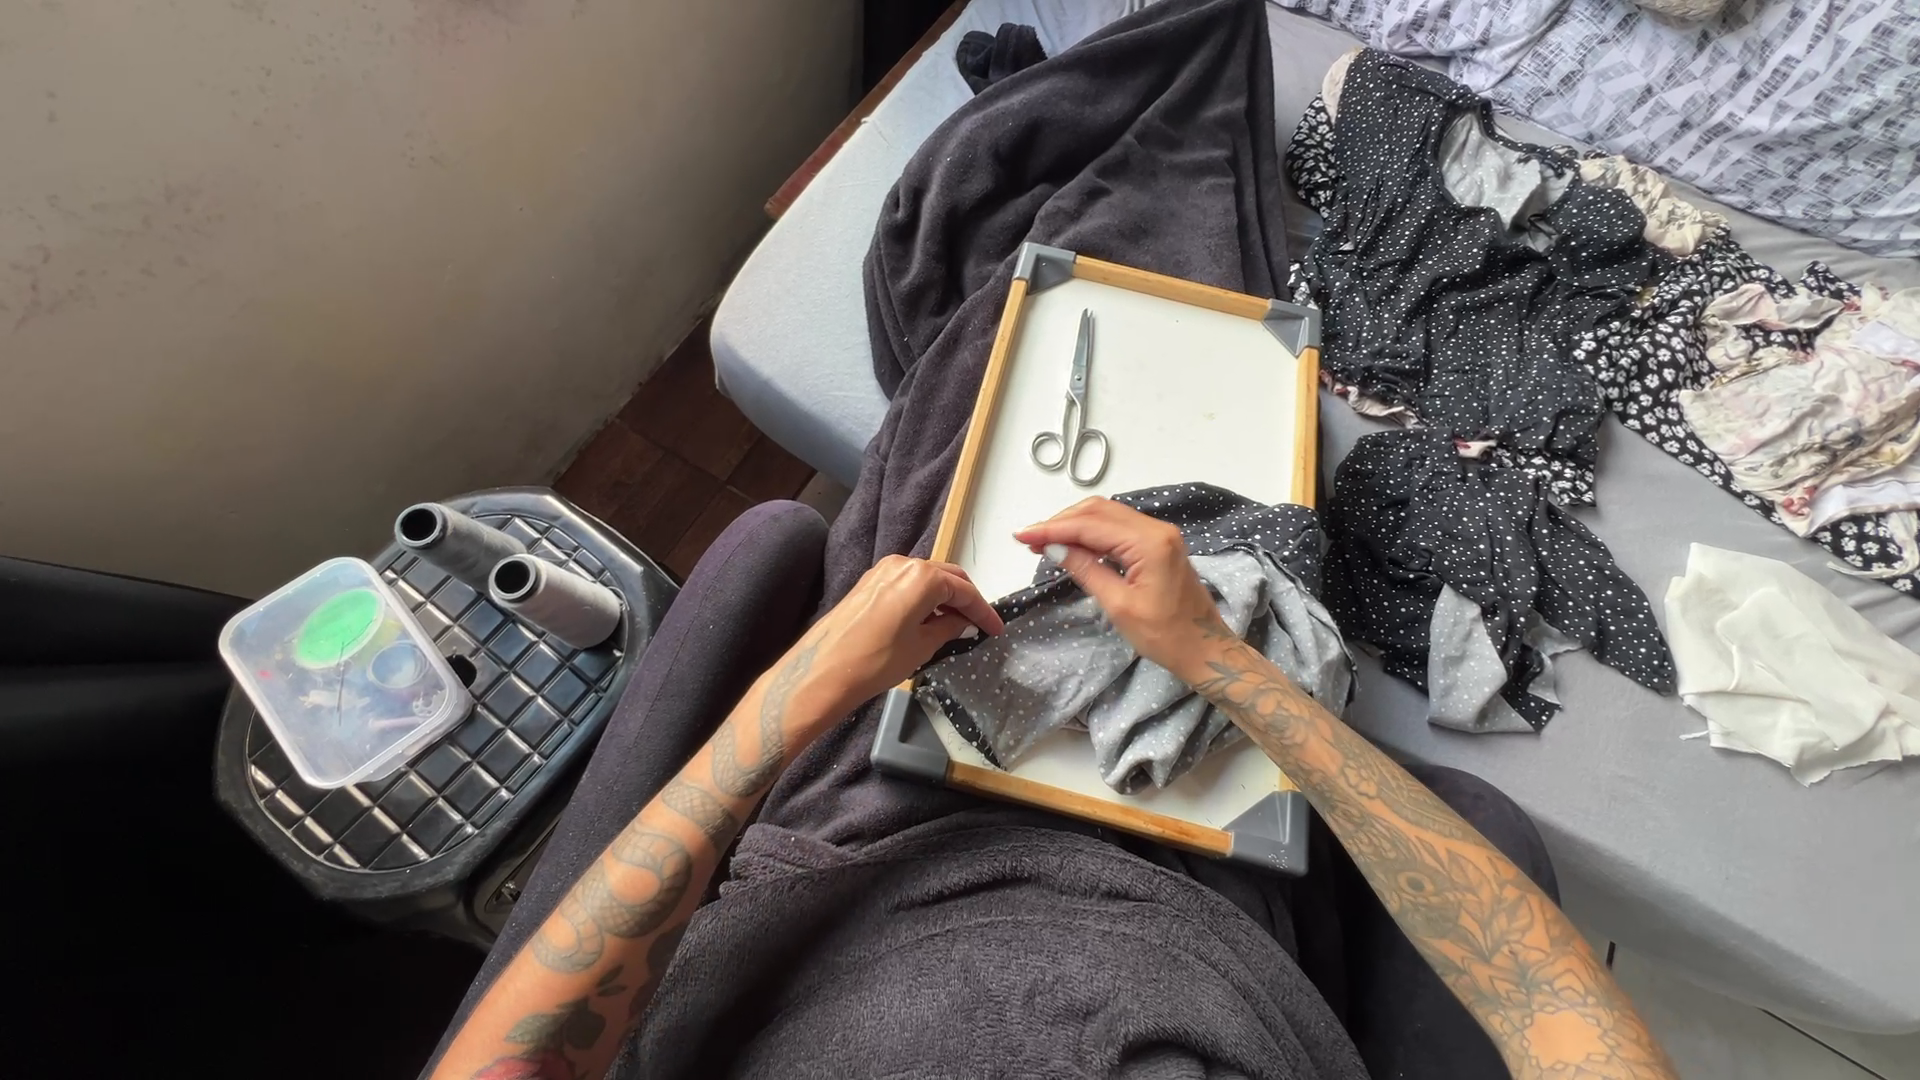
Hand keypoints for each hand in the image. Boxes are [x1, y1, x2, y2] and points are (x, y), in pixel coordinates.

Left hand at [787, 555, 1004, 718]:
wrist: (823, 671)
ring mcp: (883, 570)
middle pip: (947, 577)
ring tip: (955, 624)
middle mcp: (904, 564)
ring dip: (944, 597)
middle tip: (979, 625)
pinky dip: (923, 597)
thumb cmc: (877, 660)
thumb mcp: (922, 647)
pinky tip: (928, 619)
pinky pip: (907, 583)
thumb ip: (948, 628)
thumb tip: (961, 622)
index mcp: (923, 576)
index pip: (964, 591)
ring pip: (926, 578)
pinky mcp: (869, 582)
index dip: (983, 611)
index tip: (996, 630)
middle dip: (966, 600)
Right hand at [1013, 498, 1232, 682]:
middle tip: (1029, 539)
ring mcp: (1159, 535)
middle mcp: (1156, 529)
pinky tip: (1072, 544)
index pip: (1090, 526)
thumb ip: (1085, 569)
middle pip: (1098, 511)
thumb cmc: (1165, 636)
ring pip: (1107, 515)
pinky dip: (1091, 532)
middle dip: (1061, 521)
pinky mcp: (1158, 544)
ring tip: (1044, 541)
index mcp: (1149, 543)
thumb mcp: (1118, 605)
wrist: (1205, 649)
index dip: (1052, 529)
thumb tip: (1053, 548)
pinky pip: (1118, 527)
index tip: (1022, 536)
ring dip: (1074, 524)